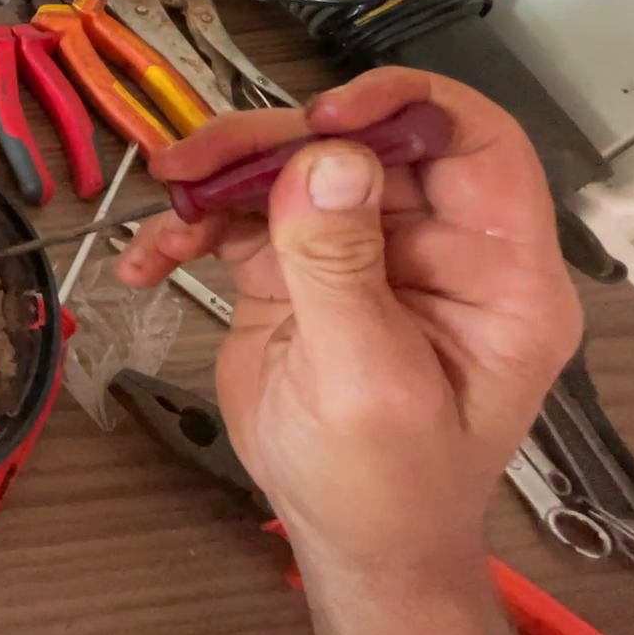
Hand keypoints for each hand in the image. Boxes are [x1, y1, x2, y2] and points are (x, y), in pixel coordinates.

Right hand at [118, 68, 581, 621]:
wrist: (332, 527)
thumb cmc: (382, 480)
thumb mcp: (365, 378)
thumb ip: (340, 266)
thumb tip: (325, 160)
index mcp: (487, 267)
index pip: (467, 143)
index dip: (398, 107)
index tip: (319, 115)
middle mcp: (418, 244)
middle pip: (342, 147)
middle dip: (260, 147)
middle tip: (188, 166)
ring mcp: (345, 250)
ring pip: (275, 173)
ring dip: (209, 185)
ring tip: (163, 213)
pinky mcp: (284, 266)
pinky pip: (229, 221)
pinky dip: (180, 234)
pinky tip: (146, 262)